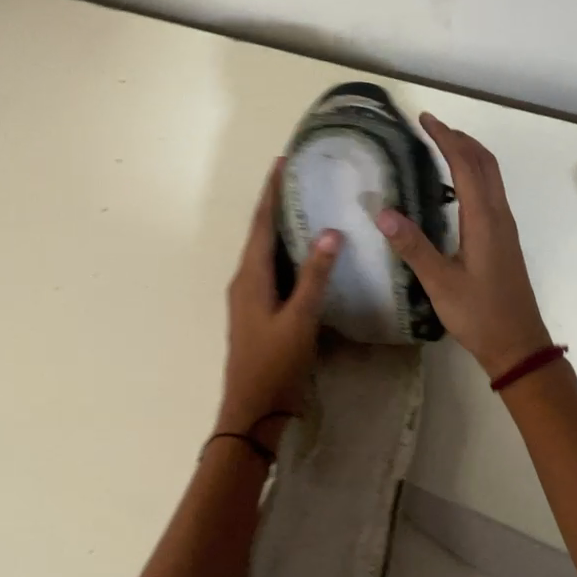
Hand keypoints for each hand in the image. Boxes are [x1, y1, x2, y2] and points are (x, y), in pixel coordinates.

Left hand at [217, 158, 341, 440]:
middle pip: (261, 233)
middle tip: (302, 177)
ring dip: (283, 227)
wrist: (252, 413)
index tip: (282, 162)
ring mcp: (251, 297)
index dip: (271, 192)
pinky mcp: (261, 310)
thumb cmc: (274, 365)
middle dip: (278, 203)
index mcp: (250, 277)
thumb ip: (315, 276)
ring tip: (309, 204)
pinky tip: (311, 252)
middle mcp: (246, 280)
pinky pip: (274, 269)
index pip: (261, 224)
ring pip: (268, 251)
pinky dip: (290, 252)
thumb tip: (330, 232)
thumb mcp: (300, 319)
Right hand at [378, 113, 553, 378]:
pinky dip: (474, 173)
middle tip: (431, 126)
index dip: (446, 138)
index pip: (465, 164)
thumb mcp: (439, 282)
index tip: (425, 120)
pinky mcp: (504, 237)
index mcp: (483, 218)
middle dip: (459, 138)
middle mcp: (497, 214)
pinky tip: (455, 186)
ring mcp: (504, 225)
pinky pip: (491, 190)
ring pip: (491, 174)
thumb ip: (412, 246)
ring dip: (469, 153)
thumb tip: (383, 211)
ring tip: (442, 145)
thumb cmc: (479, 314)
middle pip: (484, 161)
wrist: (518, 342)